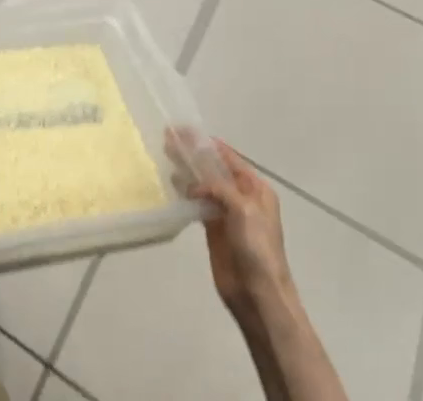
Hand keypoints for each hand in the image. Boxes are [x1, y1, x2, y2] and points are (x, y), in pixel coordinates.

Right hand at [167, 129, 292, 309]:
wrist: (258, 291)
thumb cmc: (257, 247)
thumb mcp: (243, 210)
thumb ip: (218, 189)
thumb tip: (191, 185)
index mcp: (255, 188)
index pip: (228, 157)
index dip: (206, 142)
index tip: (182, 129)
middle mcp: (241, 196)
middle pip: (214, 168)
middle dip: (193, 153)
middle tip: (167, 139)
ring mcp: (226, 212)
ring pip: (203, 184)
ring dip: (186, 171)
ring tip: (164, 157)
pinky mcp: (213, 228)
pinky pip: (196, 203)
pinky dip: (184, 193)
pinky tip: (170, 185)